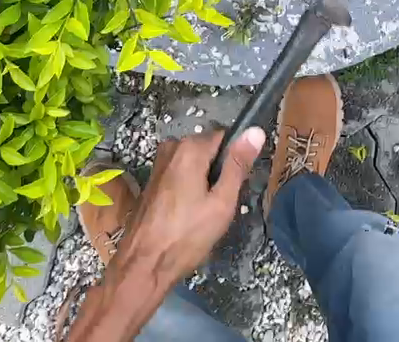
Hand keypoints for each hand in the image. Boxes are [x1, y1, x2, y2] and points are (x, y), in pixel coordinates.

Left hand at [109, 126, 265, 288]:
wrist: (142, 265)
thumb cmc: (186, 235)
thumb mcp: (221, 203)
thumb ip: (238, 165)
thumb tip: (256, 131)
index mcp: (190, 148)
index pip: (225, 137)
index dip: (234, 160)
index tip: (233, 186)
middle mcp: (172, 146)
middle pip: (208, 149)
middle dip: (217, 172)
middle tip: (218, 205)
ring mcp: (159, 162)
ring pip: (194, 163)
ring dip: (202, 181)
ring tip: (202, 213)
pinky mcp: (152, 178)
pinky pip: (180, 173)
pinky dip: (187, 188)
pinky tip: (186, 215)